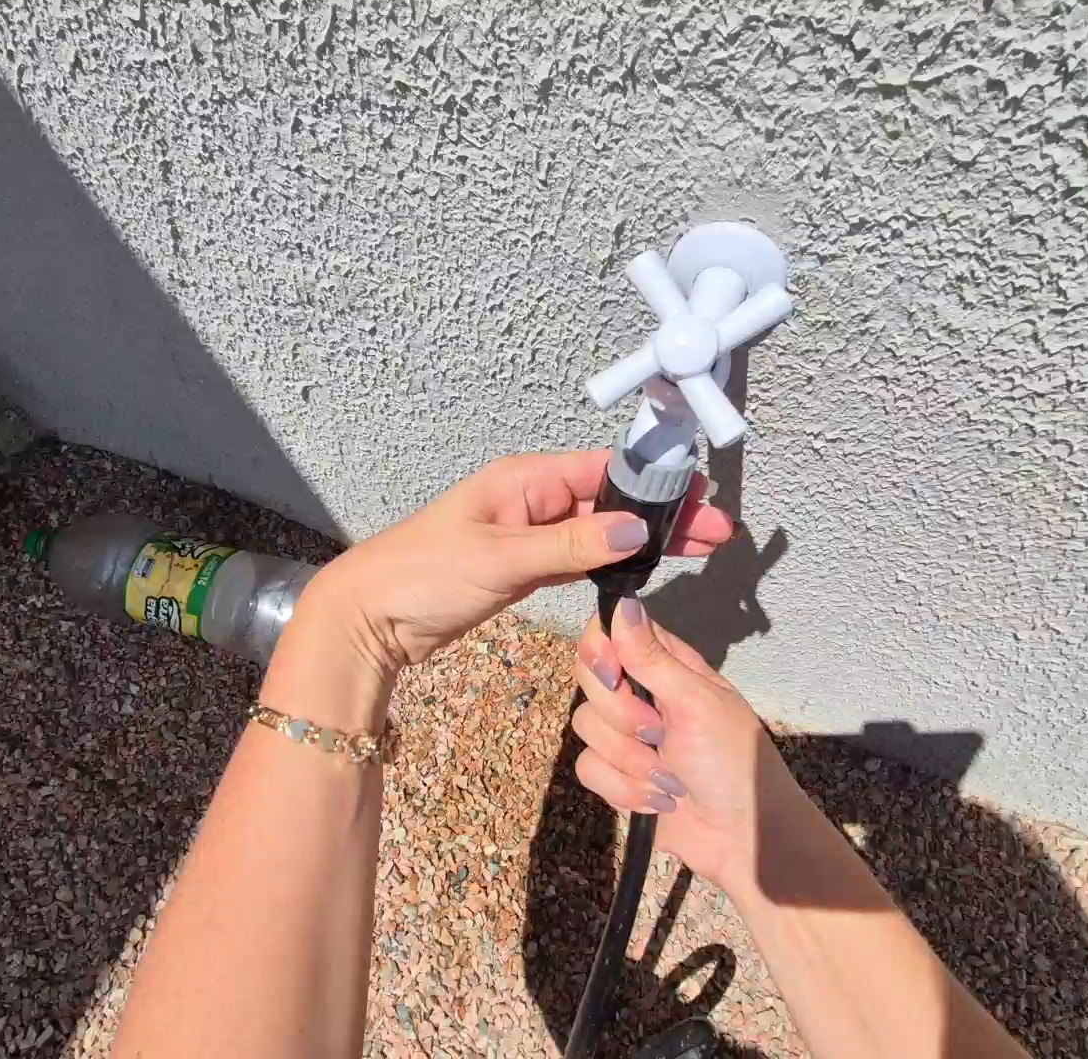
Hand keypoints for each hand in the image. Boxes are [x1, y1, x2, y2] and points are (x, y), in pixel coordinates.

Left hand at [301, 450, 732, 675]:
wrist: (373, 618)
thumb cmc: (424, 574)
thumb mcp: (500, 556)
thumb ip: (569, 544)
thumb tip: (634, 528)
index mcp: (526, 480)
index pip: (603, 470)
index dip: (653, 483)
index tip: (698, 497)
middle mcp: (533, 500)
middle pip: (609, 501)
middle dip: (660, 515)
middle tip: (714, 532)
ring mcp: (531, 536)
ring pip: (599, 532)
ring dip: (642, 540)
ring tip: (696, 549)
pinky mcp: (526, 569)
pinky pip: (579, 559)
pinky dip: (611, 563)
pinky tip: (643, 569)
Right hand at [570, 597, 808, 894]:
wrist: (742, 837)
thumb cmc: (734, 762)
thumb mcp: (696, 703)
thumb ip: (652, 657)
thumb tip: (623, 602)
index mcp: (664, 665)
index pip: (607, 633)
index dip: (599, 649)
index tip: (613, 674)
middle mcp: (639, 692)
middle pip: (589, 678)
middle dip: (620, 715)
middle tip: (658, 733)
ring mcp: (624, 733)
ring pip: (585, 727)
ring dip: (630, 761)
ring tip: (669, 779)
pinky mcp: (614, 773)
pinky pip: (588, 767)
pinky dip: (624, 788)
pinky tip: (657, 799)